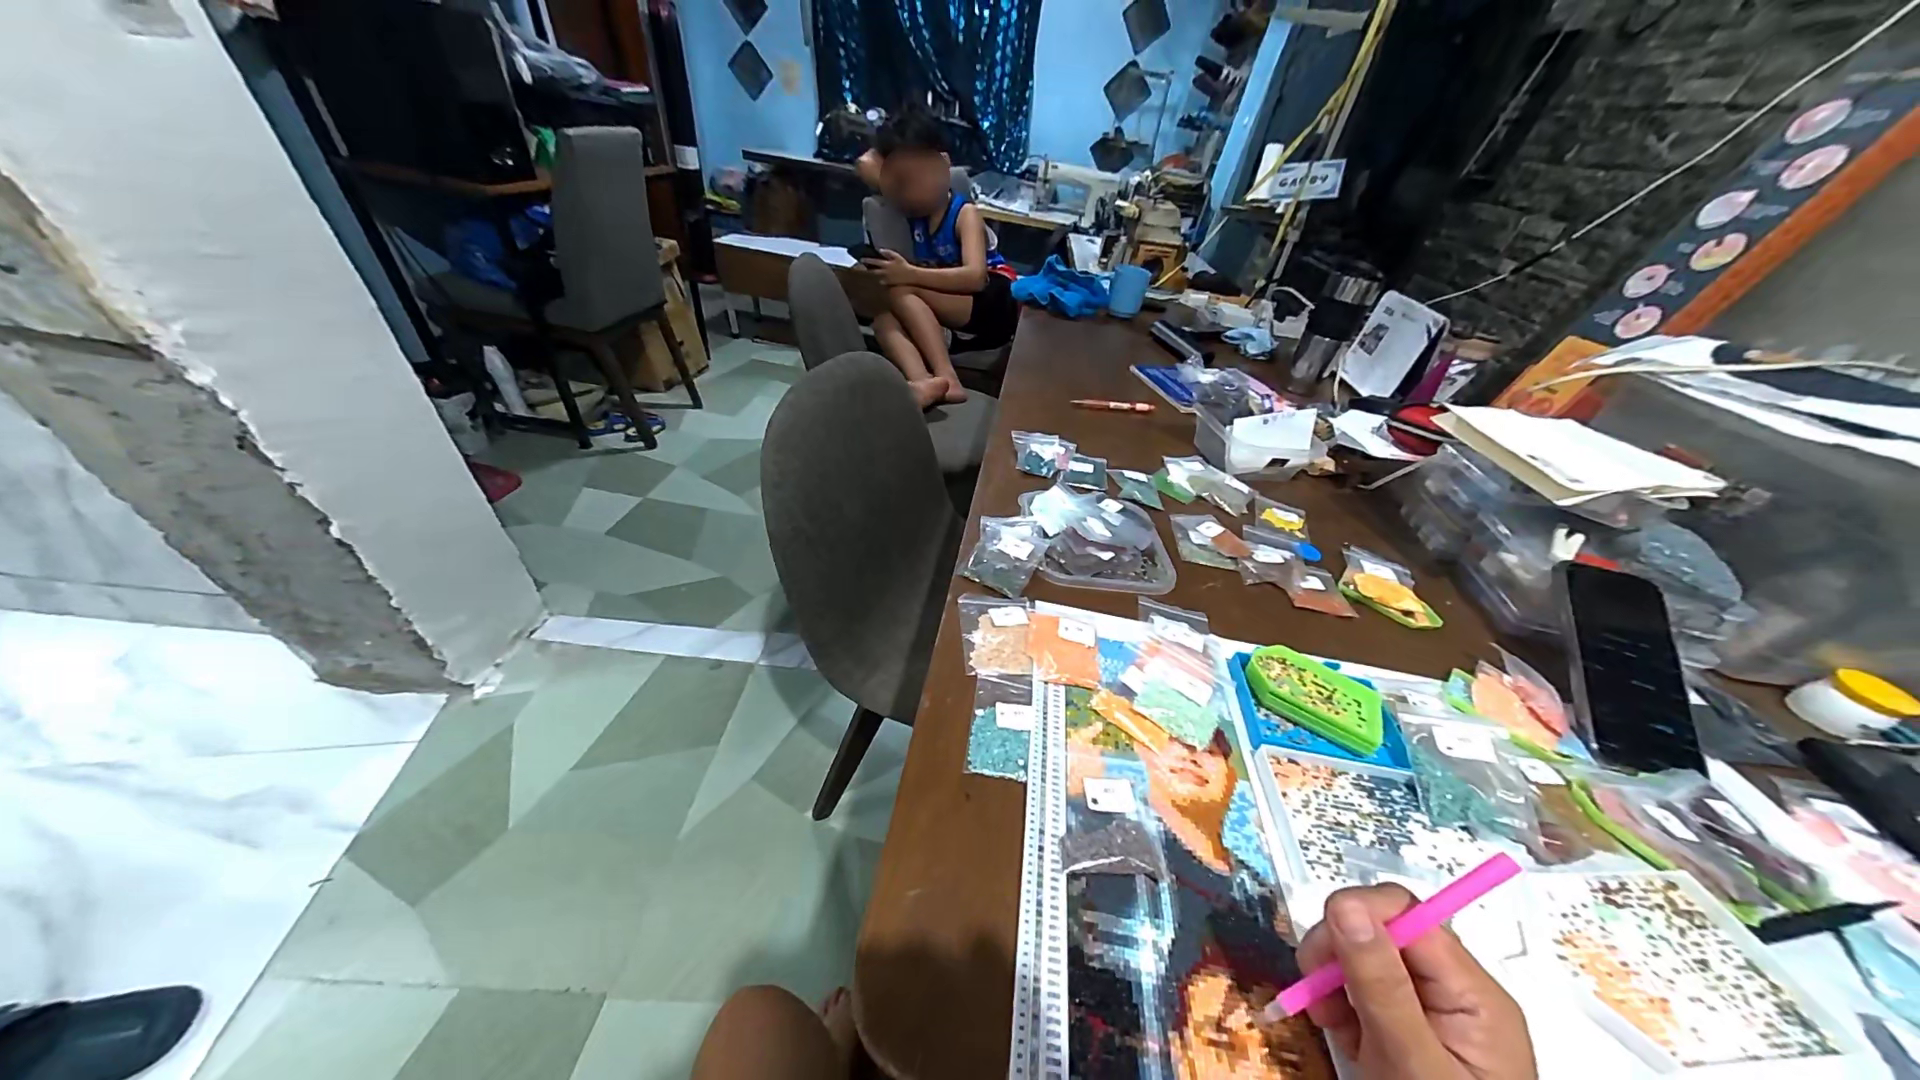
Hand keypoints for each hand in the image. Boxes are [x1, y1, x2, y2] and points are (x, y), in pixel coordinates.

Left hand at [860, 248, 915, 285]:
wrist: (910, 276)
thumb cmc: (904, 265)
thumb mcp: (897, 256)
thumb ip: (888, 253)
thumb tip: (880, 250)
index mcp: (885, 264)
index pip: (873, 261)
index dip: (866, 260)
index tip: (861, 259)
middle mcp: (884, 272)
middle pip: (873, 271)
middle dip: (867, 269)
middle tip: (863, 268)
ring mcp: (886, 279)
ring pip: (876, 277)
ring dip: (873, 274)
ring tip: (871, 272)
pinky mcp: (888, 285)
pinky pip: (881, 282)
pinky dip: (879, 279)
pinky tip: (879, 278)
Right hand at [1296, 885, 1534, 1079]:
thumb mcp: (1410, 1063)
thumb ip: (1380, 982)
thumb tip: (1345, 903)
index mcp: (1471, 993)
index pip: (1407, 912)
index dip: (1358, 913)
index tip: (1321, 950)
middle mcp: (1451, 988)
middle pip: (1378, 925)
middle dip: (1336, 947)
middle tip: (1314, 990)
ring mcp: (1424, 1005)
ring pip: (1359, 950)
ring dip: (1329, 975)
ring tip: (1328, 1020)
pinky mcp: (1399, 1019)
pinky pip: (1355, 982)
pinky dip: (1333, 997)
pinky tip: (1337, 1029)